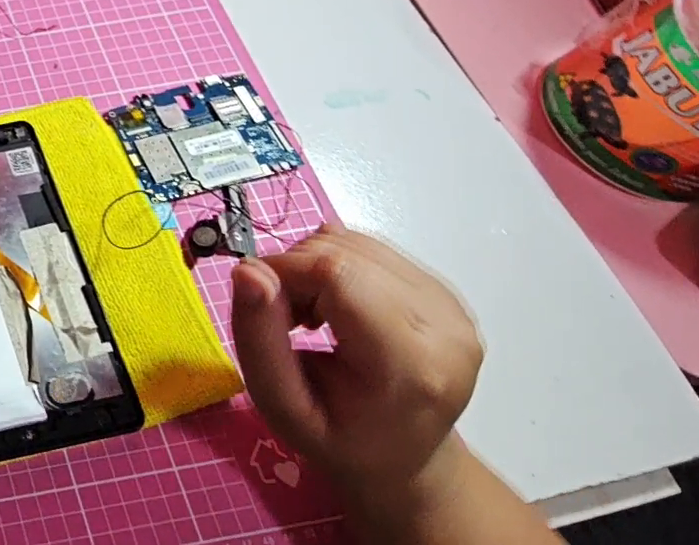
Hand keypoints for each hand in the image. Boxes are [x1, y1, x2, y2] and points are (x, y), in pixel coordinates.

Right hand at [230, 227, 483, 518]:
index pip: (335, 272)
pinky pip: (367, 247)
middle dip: (293, 271)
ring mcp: (450, 306)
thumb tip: (248, 269)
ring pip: (351, 242)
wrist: (404, 456)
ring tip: (310, 315)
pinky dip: (333, 264)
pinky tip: (334, 305)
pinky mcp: (443, 291)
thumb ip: (258, 337)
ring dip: (311, 266)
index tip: (263, 307)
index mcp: (410, 364)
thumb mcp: (280, 404)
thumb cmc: (336, 436)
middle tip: (285, 319)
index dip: (282, 271)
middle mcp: (444, 326)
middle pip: (341, 252)